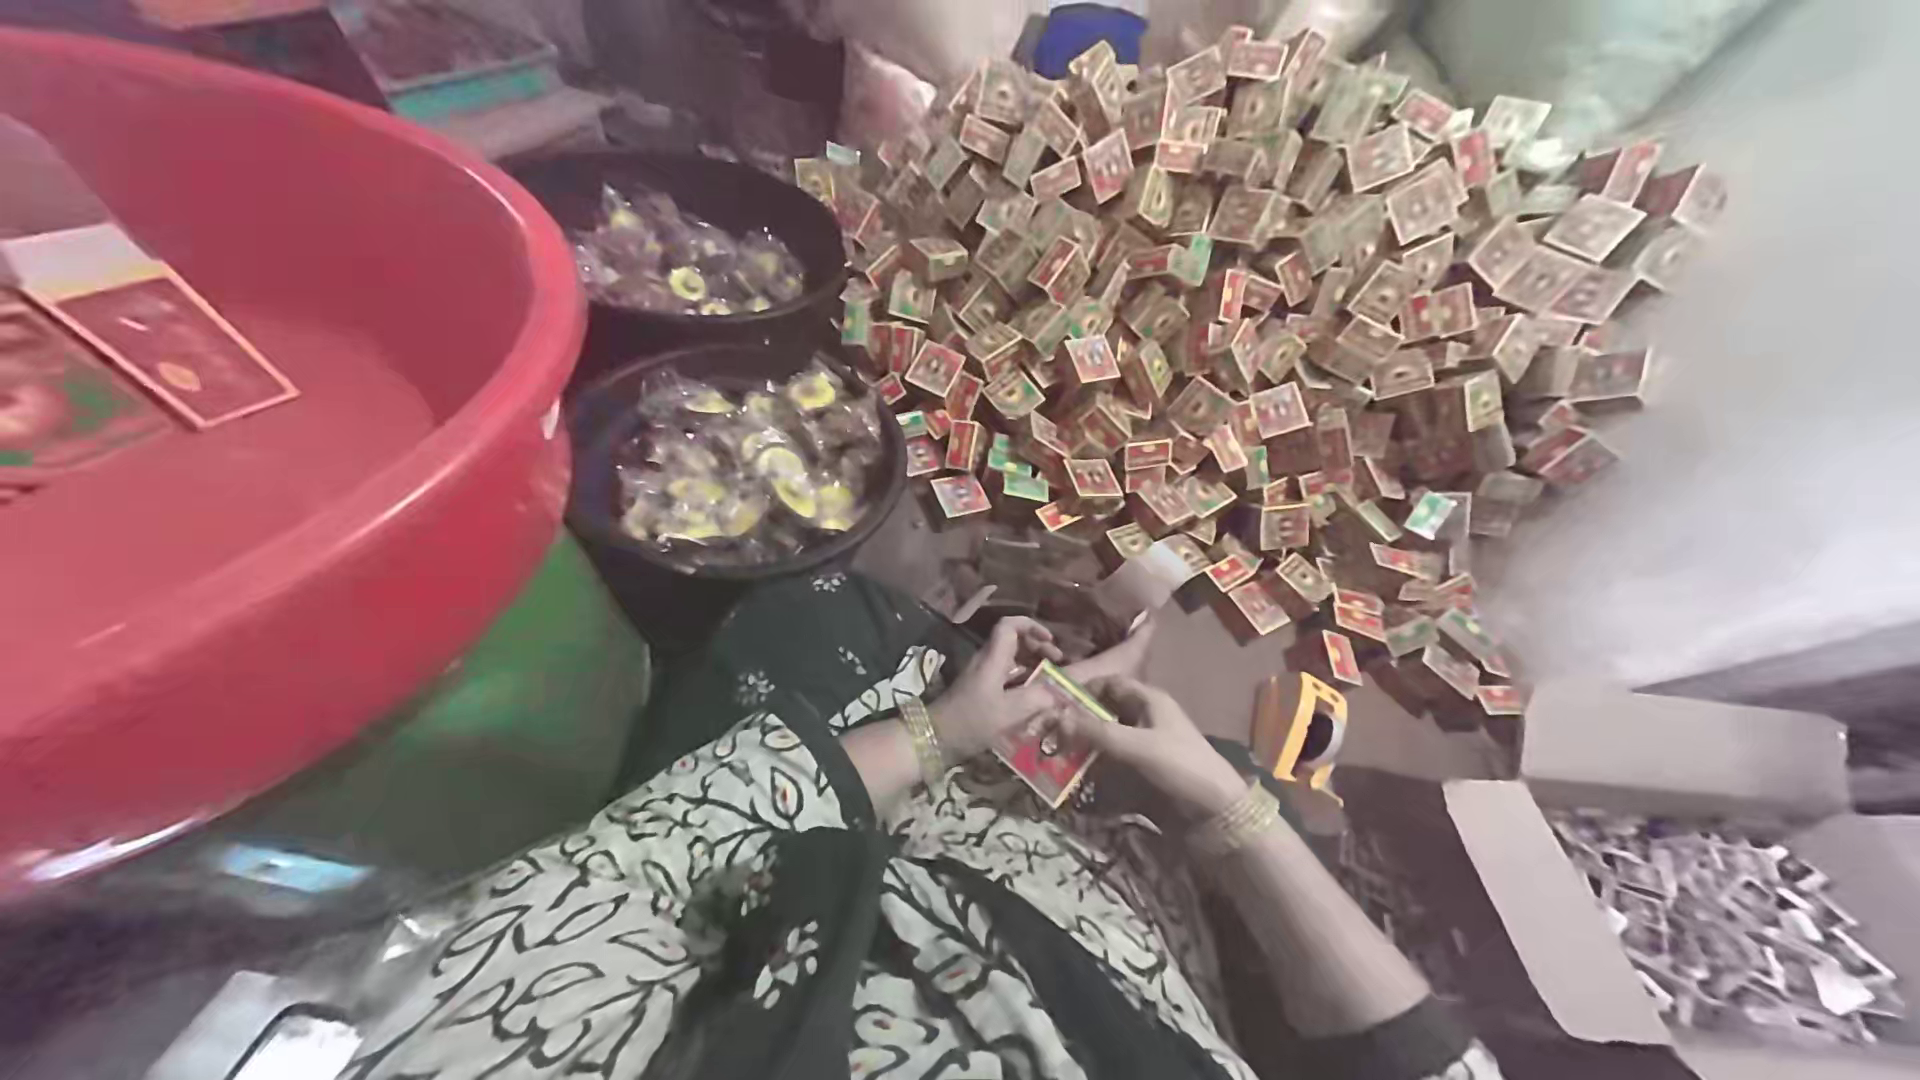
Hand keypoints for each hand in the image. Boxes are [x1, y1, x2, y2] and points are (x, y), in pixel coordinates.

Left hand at [928, 616, 1062, 760]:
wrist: (935, 737)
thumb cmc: (971, 721)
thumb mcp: (1008, 712)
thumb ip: (1037, 698)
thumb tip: (1059, 691)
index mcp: (992, 658)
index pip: (1009, 625)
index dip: (1032, 626)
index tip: (1051, 641)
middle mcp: (987, 659)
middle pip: (1013, 639)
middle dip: (1037, 645)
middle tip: (1057, 662)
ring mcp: (983, 673)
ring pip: (1011, 657)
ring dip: (1032, 662)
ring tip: (1051, 678)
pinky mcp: (981, 688)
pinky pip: (1006, 673)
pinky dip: (1023, 677)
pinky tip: (1035, 694)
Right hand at [1058, 675, 1248, 817]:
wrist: (1217, 813)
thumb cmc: (1180, 766)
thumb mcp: (1136, 745)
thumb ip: (1096, 732)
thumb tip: (1057, 717)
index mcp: (1149, 700)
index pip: (1111, 683)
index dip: (1085, 689)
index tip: (1057, 702)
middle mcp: (1146, 717)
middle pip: (1106, 710)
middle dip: (1080, 719)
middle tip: (1052, 730)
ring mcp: (1146, 744)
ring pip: (1108, 736)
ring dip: (1085, 743)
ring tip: (1058, 753)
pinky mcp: (1145, 768)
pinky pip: (1114, 759)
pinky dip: (1096, 763)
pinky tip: (1078, 772)